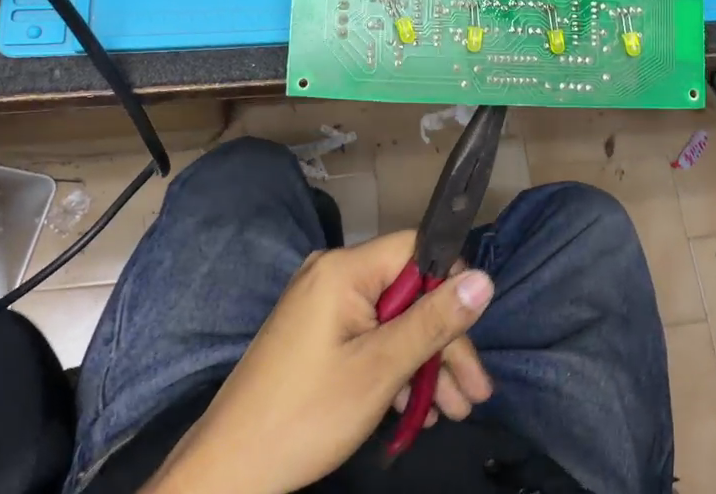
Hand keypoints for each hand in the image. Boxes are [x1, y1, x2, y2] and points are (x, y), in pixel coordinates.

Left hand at [143, 231, 495, 493]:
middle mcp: (332, 276)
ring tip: (453, 413)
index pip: (415, 248)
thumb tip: (484, 279)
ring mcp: (322, 307)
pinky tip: (416, 410)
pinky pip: (369, 337)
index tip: (474, 329)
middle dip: (444, 342)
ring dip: (425, 364)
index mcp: (344, 269)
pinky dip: (394, 369)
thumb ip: (434, 321)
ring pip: (392, 320)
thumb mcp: (381, 369)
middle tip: (475, 394)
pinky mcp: (317, 336)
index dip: (450, 282)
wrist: (231, 467)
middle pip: (408, 291)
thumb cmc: (308, 413)